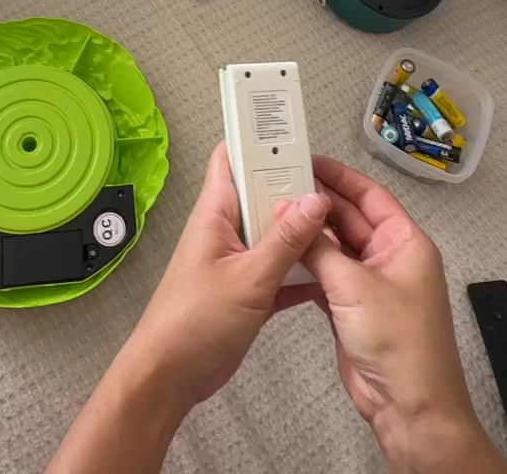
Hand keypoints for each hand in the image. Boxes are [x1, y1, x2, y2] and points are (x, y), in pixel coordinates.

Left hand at [121, 142, 329, 407]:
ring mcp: (236, 258)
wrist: (170, 376)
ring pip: (273, 231)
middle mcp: (225, 228)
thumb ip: (284, 240)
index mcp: (215, 212)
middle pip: (261, 193)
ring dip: (300, 230)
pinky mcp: (247, 288)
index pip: (231, 158)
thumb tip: (314, 200)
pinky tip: (326, 272)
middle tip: (328, 184)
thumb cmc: (193, 322)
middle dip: (292, 187)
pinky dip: (299, 268)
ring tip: (336, 224)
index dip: (257, 140)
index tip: (291, 131)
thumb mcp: (248, 278)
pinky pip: (278, 267)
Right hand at [302, 157, 506, 473]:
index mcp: (405, 243)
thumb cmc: (402, 347)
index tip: (310, 161)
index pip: (370, 195)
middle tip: (281, 185)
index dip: (340, 176)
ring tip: (274, 214)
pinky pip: (326, 273)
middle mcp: (389, 258)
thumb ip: (318, 247)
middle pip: (349, 218)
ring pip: (334, 246)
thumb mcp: (355, 286)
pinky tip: (282, 253)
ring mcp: (370, 283)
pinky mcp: (353, 307)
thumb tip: (290, 214)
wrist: (410, 409)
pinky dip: (305, 263)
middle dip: (317, 204)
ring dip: (308, 234)